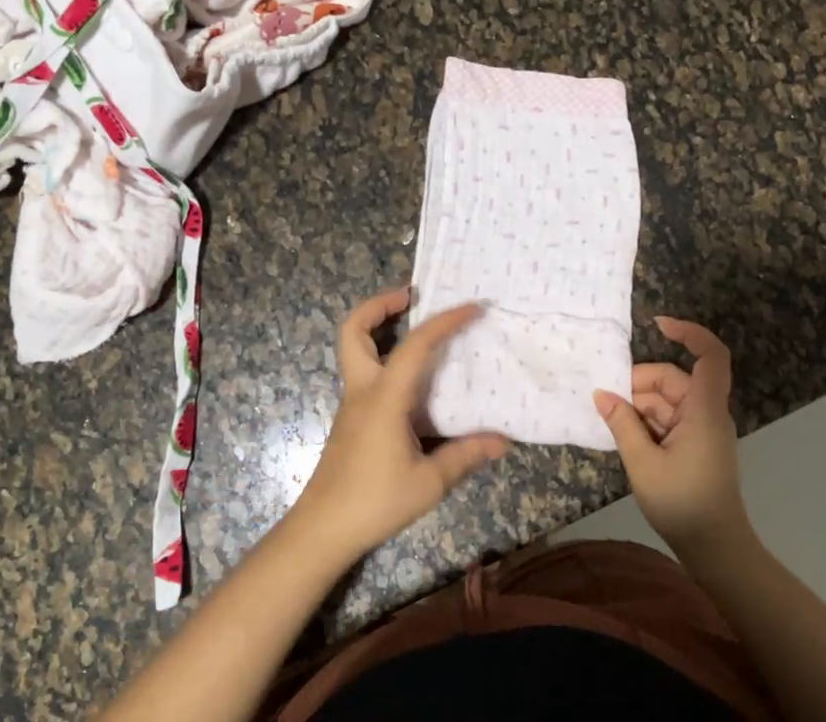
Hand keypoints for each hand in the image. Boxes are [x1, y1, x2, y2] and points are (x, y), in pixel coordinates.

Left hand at [292, 287, 510, 562]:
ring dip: (378, 328)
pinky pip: (365, 374)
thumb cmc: (374, 502)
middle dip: (380, 304)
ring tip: (415, 327)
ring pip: (354, 350)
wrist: (322, 530)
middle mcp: (363, 391)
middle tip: (412, 296)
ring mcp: (352, 405)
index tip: (472, 307)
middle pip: (353, 330)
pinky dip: (384, 358)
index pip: (415, 345)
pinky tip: (413, 380)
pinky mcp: (351, 421)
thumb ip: (465, 455)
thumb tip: (503, 441)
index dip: (444, 321)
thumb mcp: (429, 482)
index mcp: (384, 398)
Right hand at [594, 317, 751, 555]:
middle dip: (640, 383)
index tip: (658, 324)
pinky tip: (623, 434)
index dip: (689, 332)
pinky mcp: (696, 445)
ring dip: (640, 406)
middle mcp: (708, 412)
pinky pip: (670, 420)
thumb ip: (622, 424)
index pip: (711, 355)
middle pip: (676, 379)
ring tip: (610, 421)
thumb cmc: (682, 502)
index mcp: (705, 409)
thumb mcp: (643, 463)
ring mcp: (703, 429)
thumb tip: (602, 394)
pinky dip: (647, 422)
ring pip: (669, 400)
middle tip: (607, 400)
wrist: (715, 547)